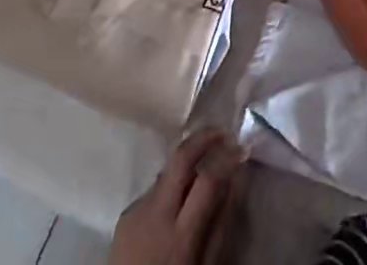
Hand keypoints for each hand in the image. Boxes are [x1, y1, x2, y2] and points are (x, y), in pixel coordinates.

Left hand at [109, 129, 245, 264]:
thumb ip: (220, 224)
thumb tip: (236, 180)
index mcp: (181, 234)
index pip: (207, 179)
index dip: (226, 157)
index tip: (241, 146)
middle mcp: (156, 213)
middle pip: (180, 158)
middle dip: (204, 137)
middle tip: (223, 132)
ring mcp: (137, 210)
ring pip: (166, 172)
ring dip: (186, 165)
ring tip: (204, 168)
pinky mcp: (125, 213)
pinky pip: (153, 191)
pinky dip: (170, 188)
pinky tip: (178, 201)